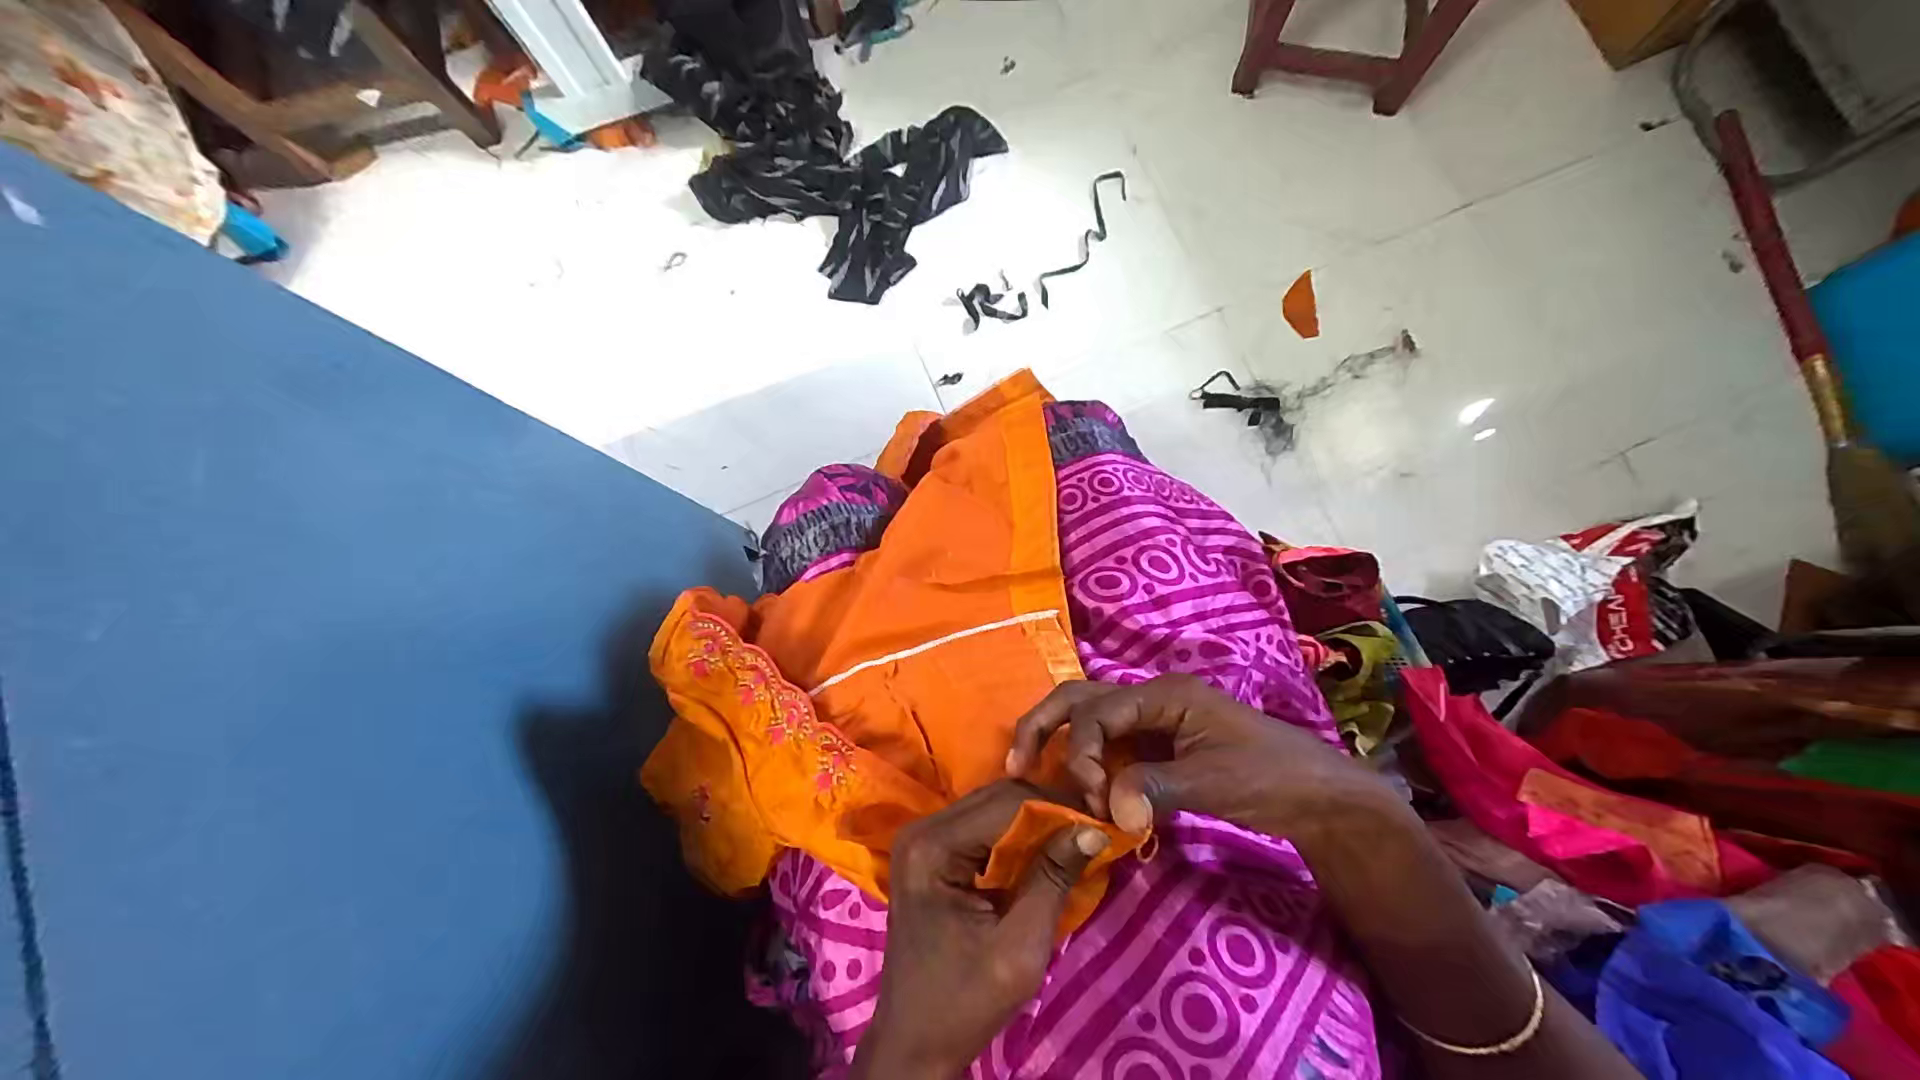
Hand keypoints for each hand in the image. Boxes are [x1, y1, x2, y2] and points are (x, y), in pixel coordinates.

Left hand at [851, 781, 1109, 1079]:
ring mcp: (924, 838)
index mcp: (932, 847)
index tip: (1101, 819)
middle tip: (1093, 825)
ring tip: (1077, 833)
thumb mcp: (1019, 949)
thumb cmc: (964, 1003)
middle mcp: (923, 829)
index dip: (1057, 807)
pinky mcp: (932, 852)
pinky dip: (1017, 835)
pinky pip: (982, 826)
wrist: (914, 1043)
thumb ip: (1052, 880)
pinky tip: (1046, 848)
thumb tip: (1093, 828)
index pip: (1005, 803)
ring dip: (1035, 819)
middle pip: (997, 797)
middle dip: (1048, 808)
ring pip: (992, 807)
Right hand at [1004, 675, 1399, 845]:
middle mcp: (1149, 699)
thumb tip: (1106, 812)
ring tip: (1030, 774)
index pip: (1098, 711)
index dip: (1082, 752)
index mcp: (1162, 694)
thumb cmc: (1270, 776)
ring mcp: (1151, 724)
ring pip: (1088, 721)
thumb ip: (1155, 789)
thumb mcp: (1213, 781)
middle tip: (1016, 764)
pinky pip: (1107, 750)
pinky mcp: (1154, 749)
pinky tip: (1073, 792)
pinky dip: (1085, 766)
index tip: (1091, 798)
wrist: (1317, 798)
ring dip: (1060, 745)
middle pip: (1079, 698)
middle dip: (1044, 726)